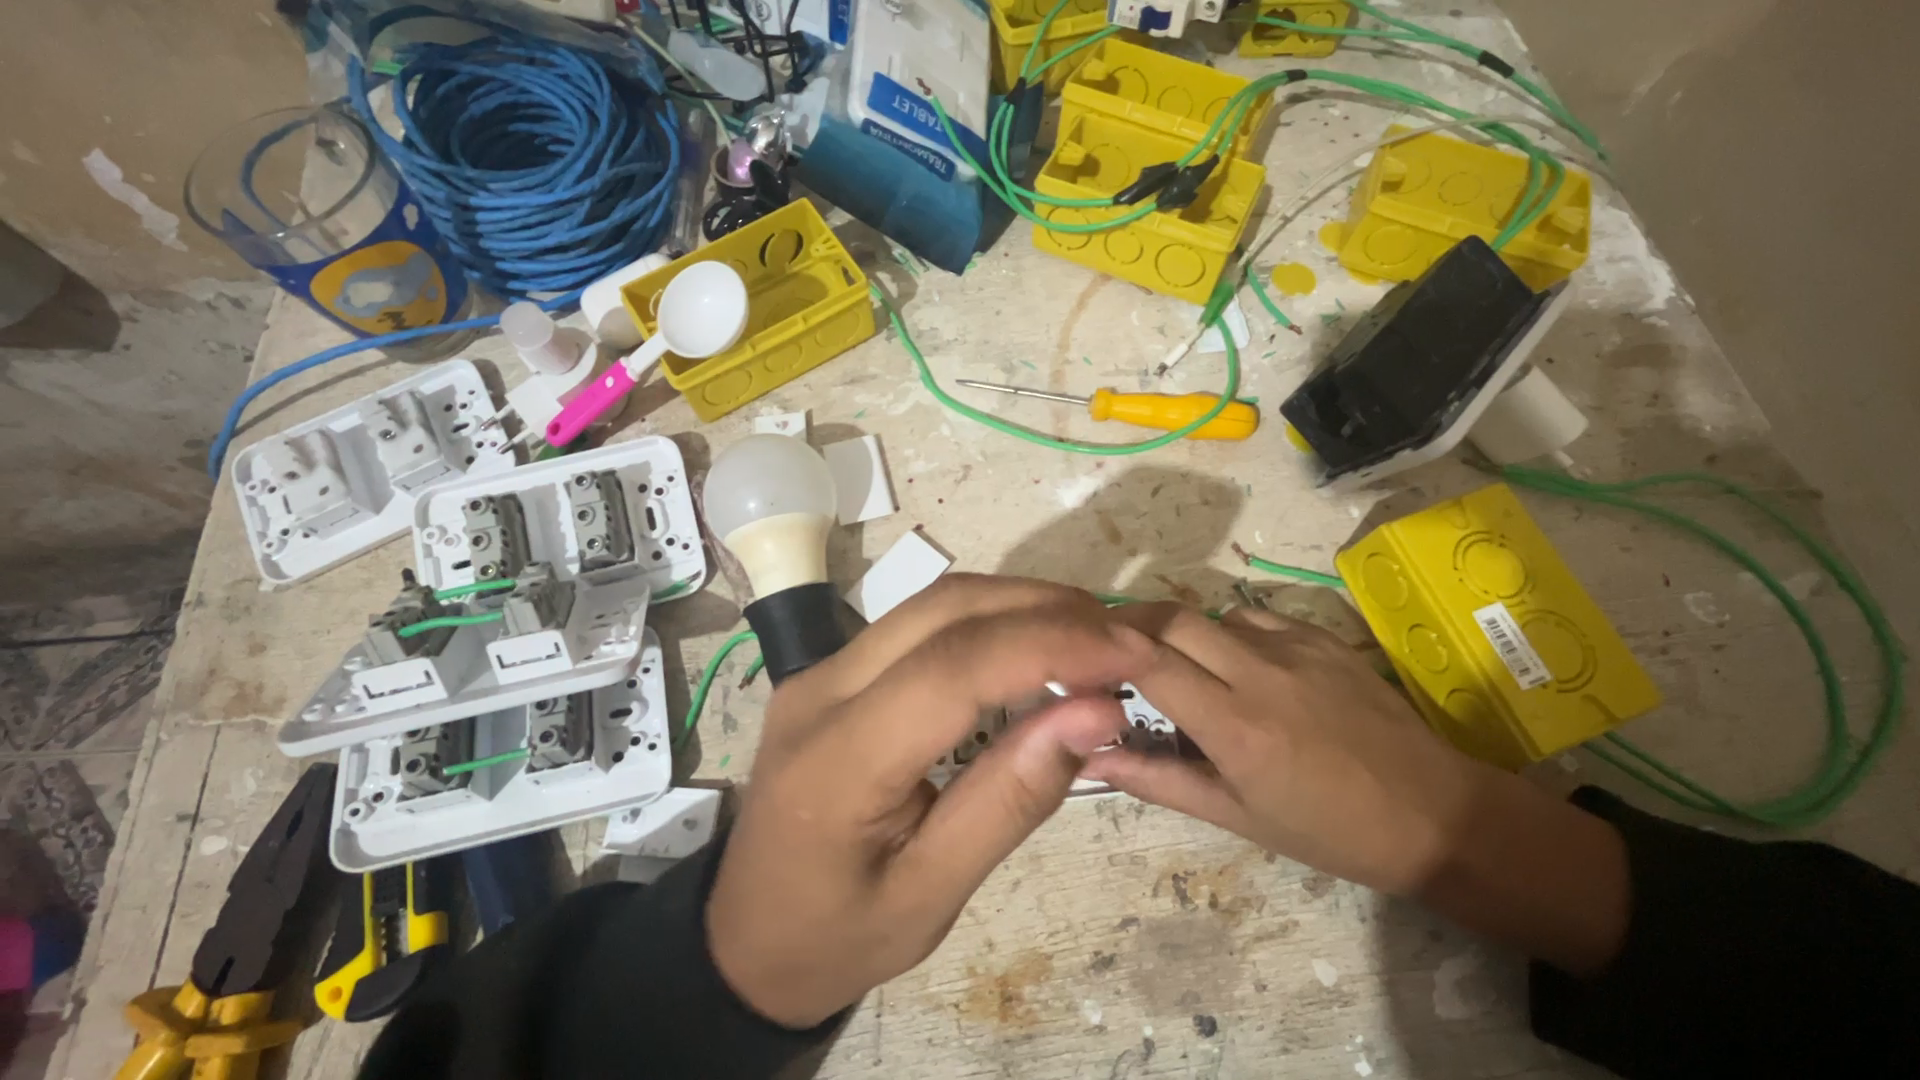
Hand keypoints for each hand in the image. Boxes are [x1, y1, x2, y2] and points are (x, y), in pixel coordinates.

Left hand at [707, 575, 1156, 1028]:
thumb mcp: (933, 895)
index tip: (1134, 655)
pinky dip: (988, 619)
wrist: (743, 937)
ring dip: (1019, 604)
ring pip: (932, 601)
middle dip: (1044, 609)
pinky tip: (1033, 644)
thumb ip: (1011, 799)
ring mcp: (821, 670)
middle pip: (944, 608)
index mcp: (838, 760)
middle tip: (1123, 642)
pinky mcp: (832, 669)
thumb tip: (1097, 712)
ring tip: (1093, 637)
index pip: (953, 668)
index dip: (1051, 647)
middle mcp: (821, 690)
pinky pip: (918, 621)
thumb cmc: (838, 936)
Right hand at [1082, 603, 1493, 893]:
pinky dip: (1229, 632)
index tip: (1080, 660)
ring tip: (1180, 665)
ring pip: (1211, 613)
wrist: (1434, 813)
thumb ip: (1159, 779)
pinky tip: (1240, 665)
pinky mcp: (1323, 636)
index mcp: (1235, 725)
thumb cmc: (1327, 830)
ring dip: (1181, 631)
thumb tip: (1092, 757)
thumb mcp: (1235, 815)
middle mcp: (1261, 672)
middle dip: (1129, 625)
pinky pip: (1255, 616)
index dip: (1104, 652)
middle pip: (1172, 617)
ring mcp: (1296, 647)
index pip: (1149, 662)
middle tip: (1109, 650)